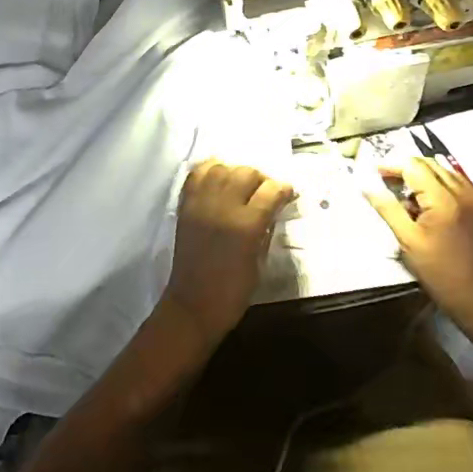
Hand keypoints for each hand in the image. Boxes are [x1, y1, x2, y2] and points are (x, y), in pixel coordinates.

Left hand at [159, 160, 294, 349]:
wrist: (193, 304)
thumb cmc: (233, 291)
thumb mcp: (260, 260)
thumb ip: (266, 228)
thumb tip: (273, 208)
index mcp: (246, 225)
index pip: (271, 191)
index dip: (284, 189)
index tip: (288, 193)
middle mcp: (222, 207)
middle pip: (246, 172)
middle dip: (261, 178)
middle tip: (266, 190)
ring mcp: (200, 204)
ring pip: (220, 167)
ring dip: (235, 171)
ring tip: (242, 183)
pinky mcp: (184, 206)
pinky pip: (195, 175)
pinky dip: (208, 170)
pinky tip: (219, 177)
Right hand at [364, 156, 472, 333]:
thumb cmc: (442, 276)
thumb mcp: (408, 242)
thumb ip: (388, 209)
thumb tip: (367, 185)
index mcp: (445, 200)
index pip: (415, 166)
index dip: (393, 166)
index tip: (376, 173)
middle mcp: (468, 194)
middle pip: (434, 165)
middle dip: (410, 169)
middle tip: (391, 184)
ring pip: (452, 175)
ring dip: (429, 179)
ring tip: (413, 198)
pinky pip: (467, 190)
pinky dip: (448, 191)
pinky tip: (438, 211)